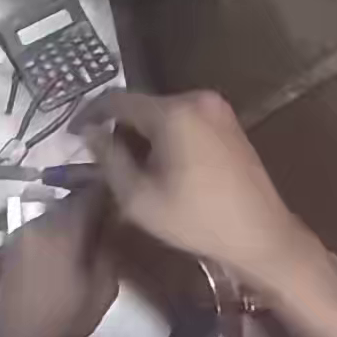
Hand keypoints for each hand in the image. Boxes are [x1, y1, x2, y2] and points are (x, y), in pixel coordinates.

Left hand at [0, 193, 116, 336]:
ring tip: (85, 237)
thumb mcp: (103, 287)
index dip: (107, 194)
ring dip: (69, 219)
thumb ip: (108, 247)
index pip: (90, 195)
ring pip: (53, 213)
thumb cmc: (67, 319)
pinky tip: (62, 251)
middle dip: (88, 206)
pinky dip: (53, 232)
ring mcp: (21, 232)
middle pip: (69, 202)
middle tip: (106, 220)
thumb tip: (112, 223)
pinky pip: (39, 227)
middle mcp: (39, 222)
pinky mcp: (10, 244)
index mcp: (63, 230)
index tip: (121, 200)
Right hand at [83, 90, 336, 292]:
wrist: (263, 237)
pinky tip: (161, 162)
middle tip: (102, 156)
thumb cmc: (196, 220)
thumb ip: (108, 158)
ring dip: (141, 132)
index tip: (73, 132)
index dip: (90, 114)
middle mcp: (196, 99)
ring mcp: (216, 108)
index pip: (116, 100)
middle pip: (141, 105)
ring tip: (130, 163)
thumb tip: (91, 133)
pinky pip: (183, 118)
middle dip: (118, 127)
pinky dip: (165, 134)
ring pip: (161, 112)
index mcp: (173, 113)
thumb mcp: (138, 197)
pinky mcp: (228, 121)